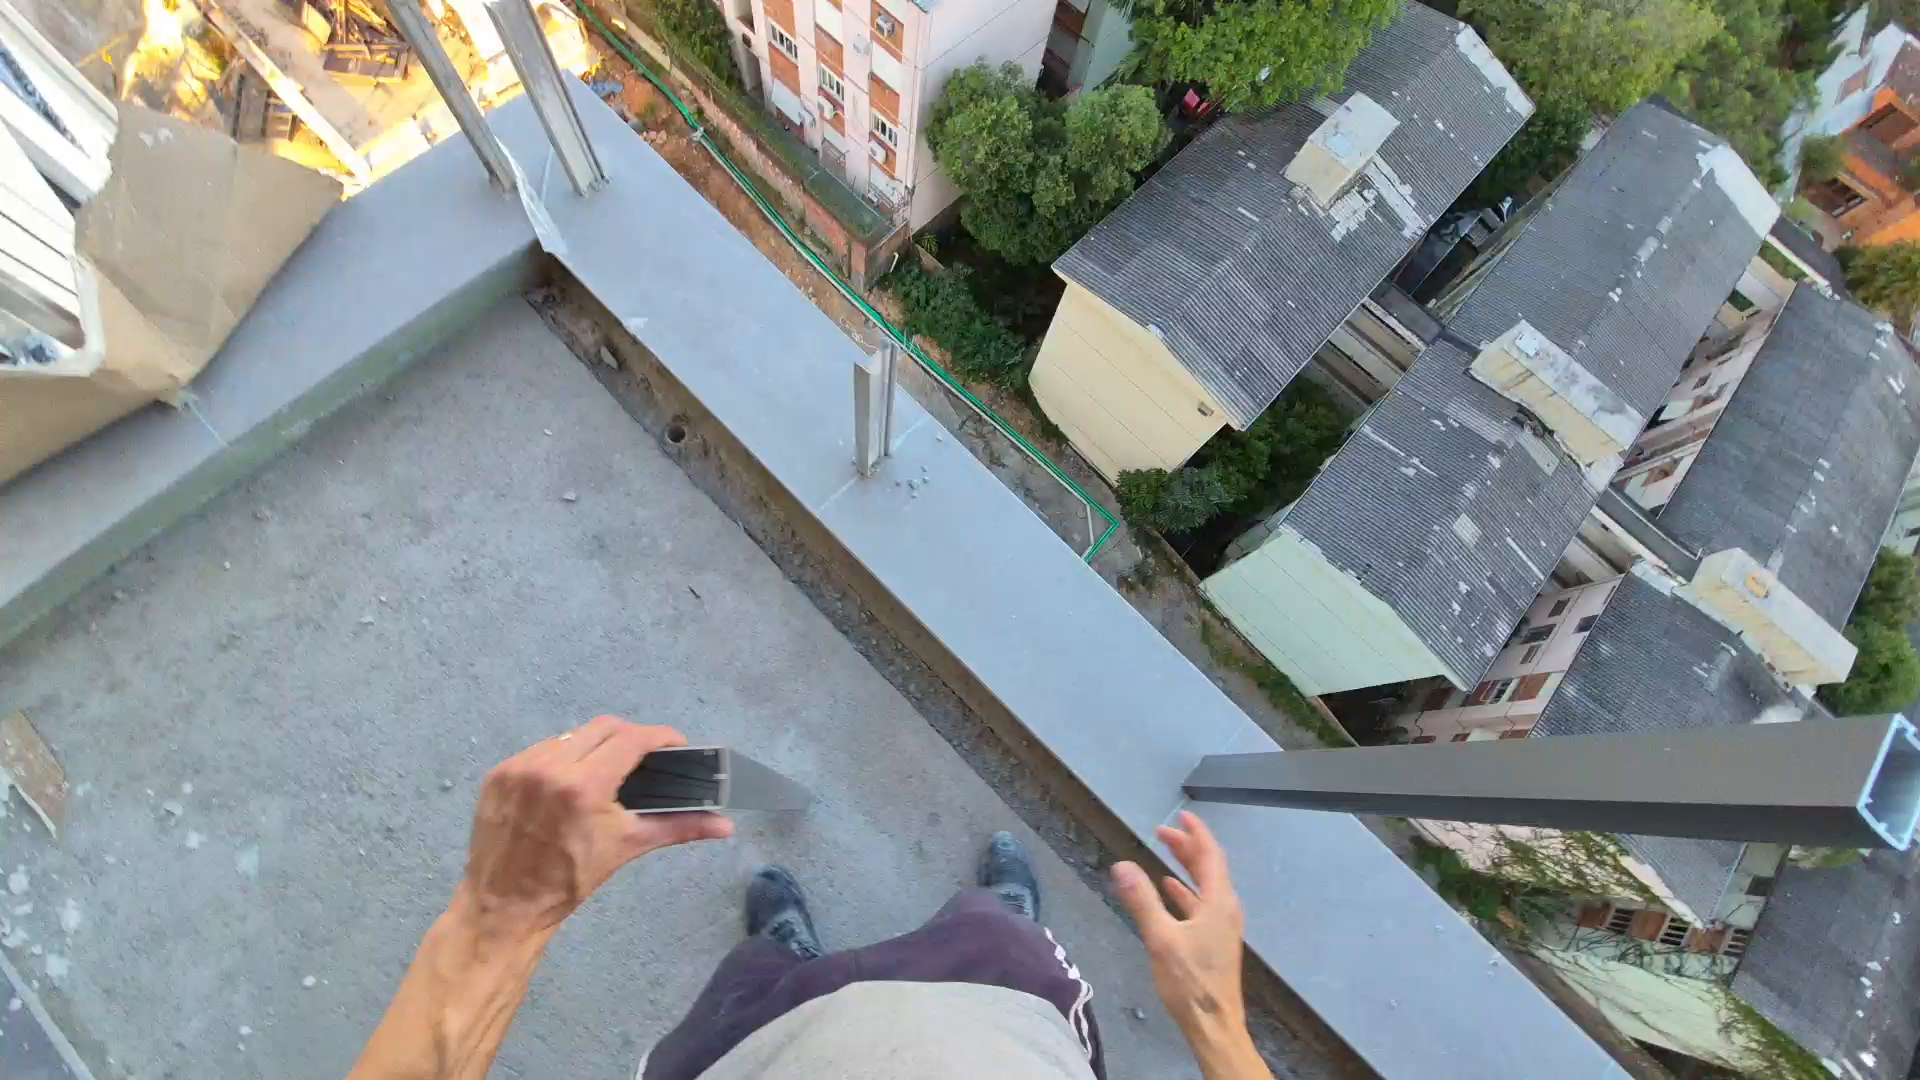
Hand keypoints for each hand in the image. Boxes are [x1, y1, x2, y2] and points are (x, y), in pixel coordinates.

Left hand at [461, 716, 733, 940]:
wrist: (503, 909)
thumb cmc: (571, 880)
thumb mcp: (628, 846)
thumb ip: (680, 827)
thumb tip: (727, 826)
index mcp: (584, 786)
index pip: (633, 738)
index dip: (660, 736)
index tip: (676, 745)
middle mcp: (550, 768)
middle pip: (606, 727)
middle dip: (631, 736)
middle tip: (645, 758)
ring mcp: (520, 768)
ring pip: (574, 734)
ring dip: (598, 744)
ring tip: (608, 767)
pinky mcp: (499, 773)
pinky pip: (545, 748)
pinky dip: (566, 756)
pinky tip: (573, 777)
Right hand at [1113, 811, 1262, 1077]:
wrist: (1215, 1028)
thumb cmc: (1191, 982)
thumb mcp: (1161, 939)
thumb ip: (1142, 900)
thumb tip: (1121, 864)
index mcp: (1218, 902)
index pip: (1211, 855)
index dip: (1196, 833)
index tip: (1182, 815)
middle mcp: (1225, 909)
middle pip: (1209, 867)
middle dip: (1187, 846)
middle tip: (1162, 831)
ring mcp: (1222, 926)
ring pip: (1206, 884)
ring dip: (1187, 865)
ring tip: (1165, 851)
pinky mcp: (1216, 941)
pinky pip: (1202, 902)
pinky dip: (1185, 889)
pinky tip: (1169, 889)